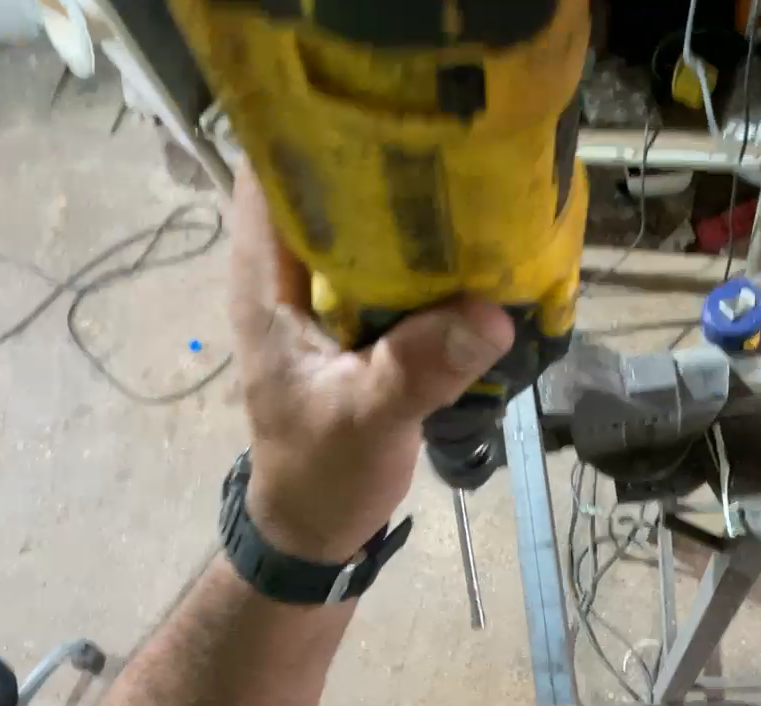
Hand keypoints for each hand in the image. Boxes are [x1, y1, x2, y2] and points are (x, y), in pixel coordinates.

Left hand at [226, 170, 513, 564]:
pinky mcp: (357, 330)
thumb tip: (493, 315)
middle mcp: (291, 280)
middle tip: (457, 163)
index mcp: (267, 284)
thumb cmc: (321, 473)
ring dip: (414, 223)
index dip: (321, 136)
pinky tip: (473, 270)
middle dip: (386, 173)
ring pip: (365, 236)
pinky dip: (429, 270)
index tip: (392, 127)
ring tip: (476, 205)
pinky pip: (393, 279)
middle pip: (329, 194)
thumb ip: (419, 369)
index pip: (272, 172)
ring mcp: (325, 305)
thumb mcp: (367, 421)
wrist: (316, 524)